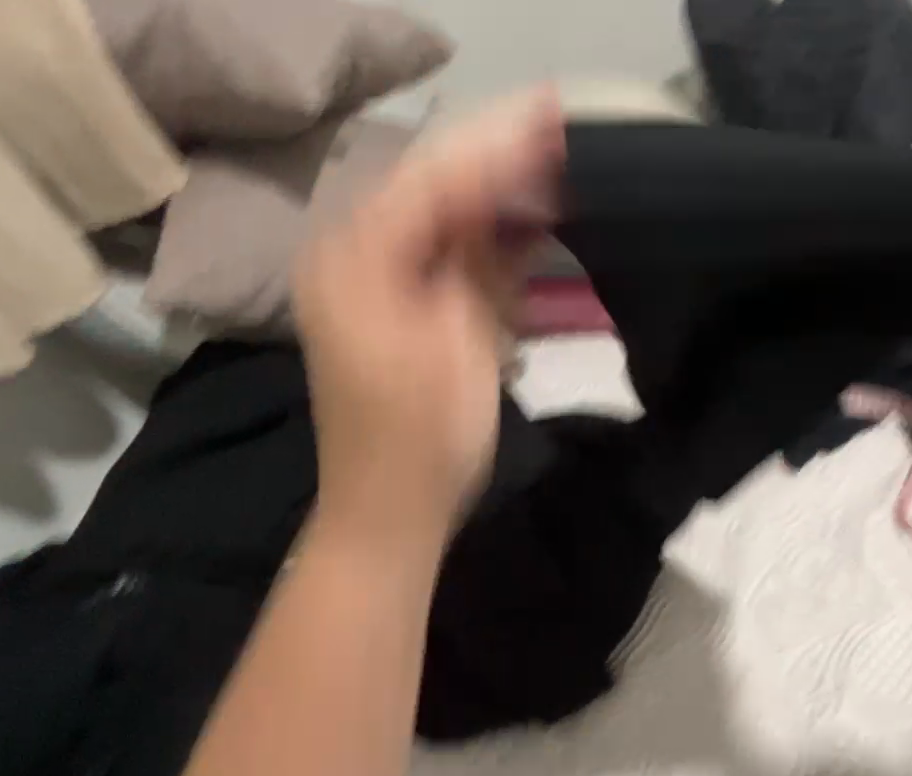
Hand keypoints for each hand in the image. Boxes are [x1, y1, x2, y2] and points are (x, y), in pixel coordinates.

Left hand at [293, 90, 564, 541]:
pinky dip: (479, 240)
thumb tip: (519, 202)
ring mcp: (364, 280)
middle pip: (429, 187)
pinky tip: (523, 224)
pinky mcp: (386, 307)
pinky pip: (434, 253)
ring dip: (493, 197)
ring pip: (434, 217)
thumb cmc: (425, 442)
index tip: (558, 126)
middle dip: (497, 163)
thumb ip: (484, 265)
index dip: (498, 150)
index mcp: (356, 261)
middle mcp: (349, 255)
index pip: (432, 180)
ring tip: (554, 171)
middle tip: (562, 138)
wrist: (387, 513)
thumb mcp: (463, 348)